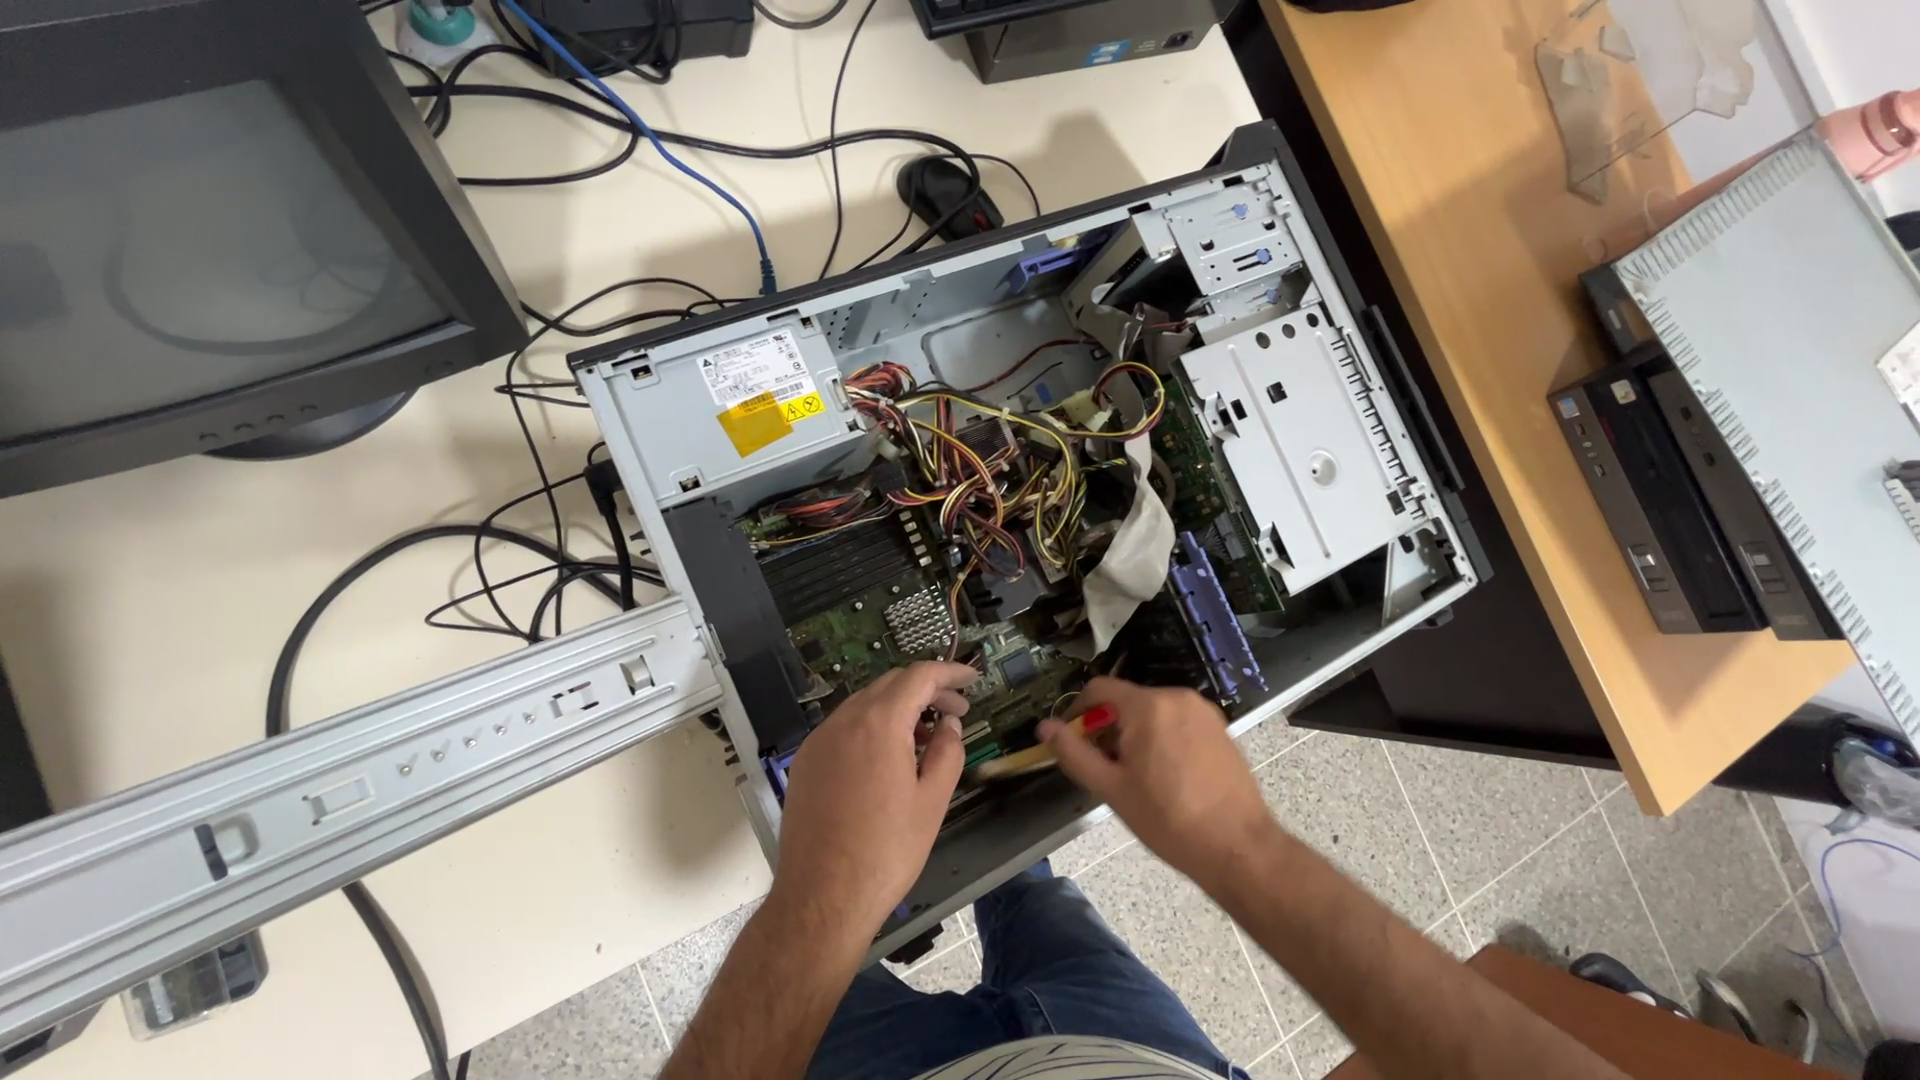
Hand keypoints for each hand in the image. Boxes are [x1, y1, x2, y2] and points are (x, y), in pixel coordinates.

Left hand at [771, 662, 977, 937]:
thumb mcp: (932, 801)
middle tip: (955, 712)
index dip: (950, 672)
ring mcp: (818, 741)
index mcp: (878, 724)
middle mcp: (843, 721)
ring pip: (864, 704)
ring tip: (925, 737)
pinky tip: (888, 757)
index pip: (919, 676)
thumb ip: (948, 752)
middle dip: (926, 690)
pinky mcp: (805, 763)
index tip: (972, 678)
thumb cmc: (885, 852)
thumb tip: (949, 725)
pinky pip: (844, 728)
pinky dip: (872, 727)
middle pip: (889, 684)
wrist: (821, 898)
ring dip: (898, 708)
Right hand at [1040, 677, 1279, 886]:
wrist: (1238, 848)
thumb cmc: (1169, 820)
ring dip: (1134, 734)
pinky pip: (1177, 722)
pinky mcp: (1220, 728)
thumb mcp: (1111, 788)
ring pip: (1152, 713)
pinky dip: (1162, 738)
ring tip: (1135, 776)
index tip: (1071, 740)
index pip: (1098, 689)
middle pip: (1126, 701)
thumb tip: (1044, 728)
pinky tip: (1165, 776)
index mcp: (1148, 706)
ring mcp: (1203, 711)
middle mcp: (1177, 697)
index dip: (1077, 711)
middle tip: (1104, 768)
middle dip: (1108, 728)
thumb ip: (1073, 752)